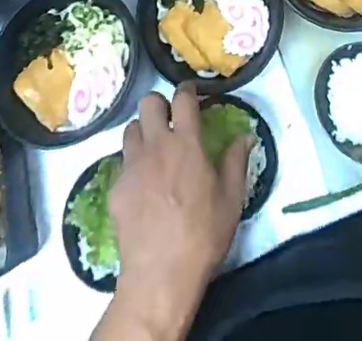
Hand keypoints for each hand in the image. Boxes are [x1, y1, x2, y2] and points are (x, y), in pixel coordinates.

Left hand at [92, 84, 252, 340]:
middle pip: (148, 102)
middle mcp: (155, 145)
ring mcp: (131, 163)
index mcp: (186, 144)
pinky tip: (143, 184)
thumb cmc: (203, 235)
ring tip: (154, 150)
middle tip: (170, 120)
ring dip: (143, 132)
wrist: (161, 272)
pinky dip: (133, 164)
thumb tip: (246, 135)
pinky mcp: (116, 184)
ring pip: (131, 128)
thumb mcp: (230, 200)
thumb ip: (236, 161)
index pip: (183, 99)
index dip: (187, 89)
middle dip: (159, 104)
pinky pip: (122, 161)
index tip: (191, 91)